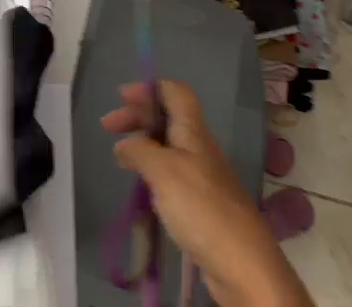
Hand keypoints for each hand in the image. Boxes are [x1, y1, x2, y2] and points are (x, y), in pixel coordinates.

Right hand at [104, 81, 310, 306]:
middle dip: (138, 115)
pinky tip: (143, 187)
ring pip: (170, 146)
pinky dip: (153, 170)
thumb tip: (123, 144)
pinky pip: (173, 173)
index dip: (149, 88)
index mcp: (193, 132)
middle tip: (108, 127)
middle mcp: (200, 148)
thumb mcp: (163, 172)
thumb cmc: (201, 208)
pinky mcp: (202, 203)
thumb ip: (140, 151)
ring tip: (120, 156)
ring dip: (144, 143)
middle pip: (168, 117)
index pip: (175, 92)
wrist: (242, 263)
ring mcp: (203, 176)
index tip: (121, 97)